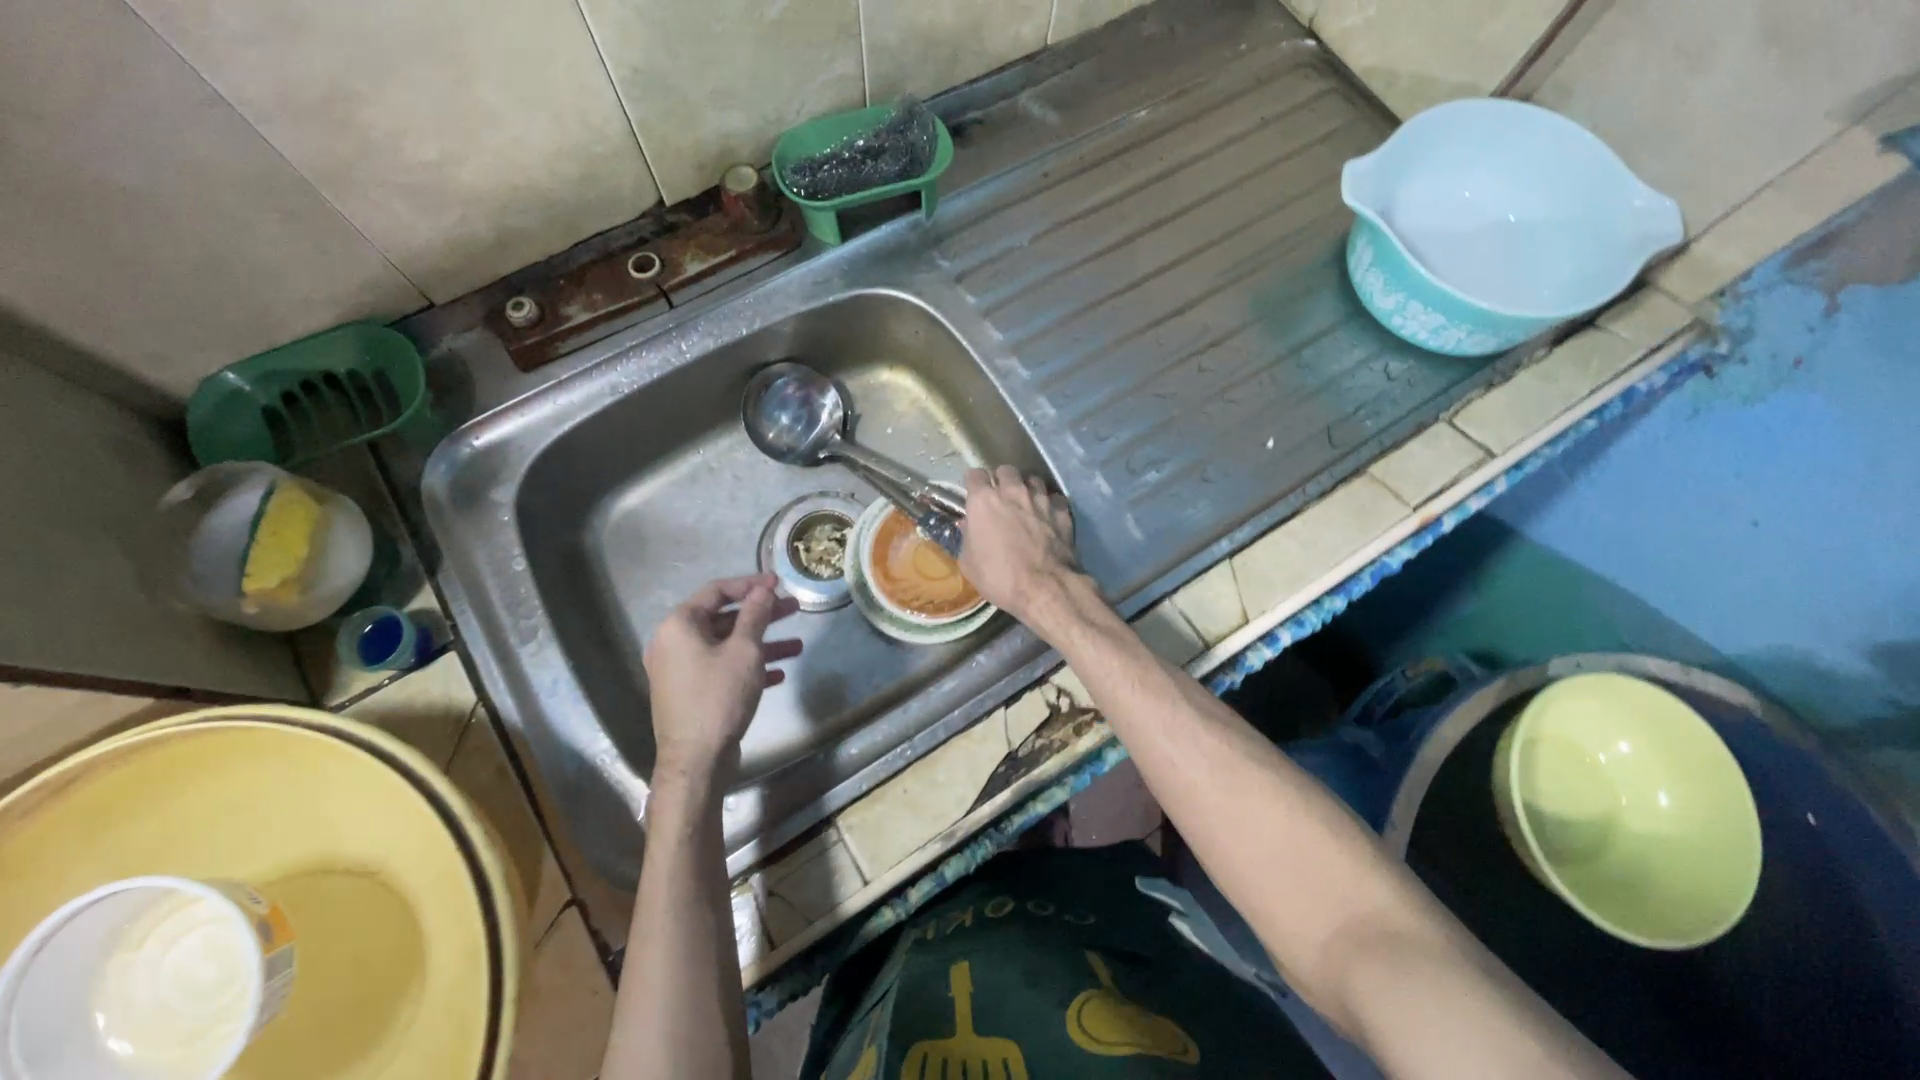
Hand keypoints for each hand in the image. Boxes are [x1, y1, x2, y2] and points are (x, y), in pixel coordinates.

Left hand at [645, 574, 800, 782]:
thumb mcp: (745, 651)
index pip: (717, 591)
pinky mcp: (688, 692)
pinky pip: (720, 668)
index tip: (779, 583)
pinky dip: (746, 667)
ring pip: (725, 646)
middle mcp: (673, 642)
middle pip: (723, 618)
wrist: (696, 759)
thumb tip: (763, 590)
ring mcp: (679, 669)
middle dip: (761, 615)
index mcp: (679, 624)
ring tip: (797, 646)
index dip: (750, 584)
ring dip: (761, 643)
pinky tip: (778, 675)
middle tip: (794, 610)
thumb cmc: (719, 697)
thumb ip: (755, 615)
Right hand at [958, 466, 1079, 623]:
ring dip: (1027, 488)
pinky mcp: (1062, 511)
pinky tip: (1049, 515)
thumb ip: (966, 538)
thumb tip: (968, 525)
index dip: (973, 483)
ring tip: (1027, 504)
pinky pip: (1055, 498)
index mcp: (984, 501)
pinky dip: (1051, 503)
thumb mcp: (969, 563)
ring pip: (1033, 479)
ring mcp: (1040, 499)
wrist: (1044, 587)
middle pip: (1006, 470)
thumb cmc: (999, 577)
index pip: (974, 475)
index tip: (973, 494)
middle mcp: (1012, 492)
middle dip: (1002, 480)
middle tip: (1001, 497)